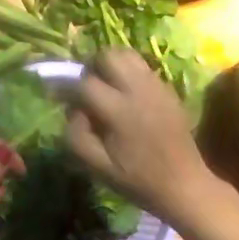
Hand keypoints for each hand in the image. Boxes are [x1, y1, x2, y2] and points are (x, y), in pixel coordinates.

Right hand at [65, 48, 215, 224]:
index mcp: (119, 110)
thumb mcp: (97, 166)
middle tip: (84, 86)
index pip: (84, 83)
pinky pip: (142, 67)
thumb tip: (73, 111)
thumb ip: (76, 136)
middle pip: (109, 55)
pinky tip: (125, 95)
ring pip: (128, 54)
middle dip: (91, 66)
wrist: (183, 184)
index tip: (55, 93)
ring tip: (104, 85)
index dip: (65, 86)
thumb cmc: (137, 180)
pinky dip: (128, 72)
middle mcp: (139, 90)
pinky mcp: (168, 90)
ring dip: (110, 64)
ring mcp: (157, 86)